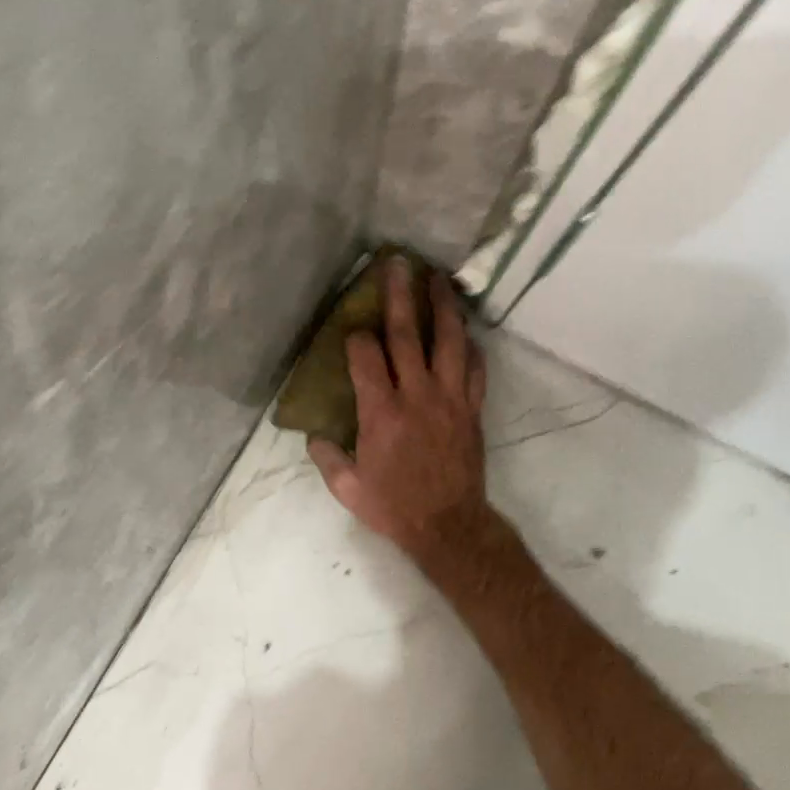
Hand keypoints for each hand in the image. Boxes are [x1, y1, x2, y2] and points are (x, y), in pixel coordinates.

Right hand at [308, 258, 490, 564]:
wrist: (448, 525)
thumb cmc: (393, 507)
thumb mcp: (347, 488)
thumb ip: (327, 457)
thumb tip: (314, 435)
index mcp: (381, 413)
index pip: (367, 358)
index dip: (356, 339)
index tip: (351, 331)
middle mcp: (417, 396)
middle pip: (408, 335)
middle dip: (400, 296)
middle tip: (397, 264)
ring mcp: (450, 399)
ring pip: (449, 341)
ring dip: (443, 306)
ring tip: (439, 279)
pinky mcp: (471, 409)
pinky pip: (475, 368)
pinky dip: (470, 346)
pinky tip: (465, 332)